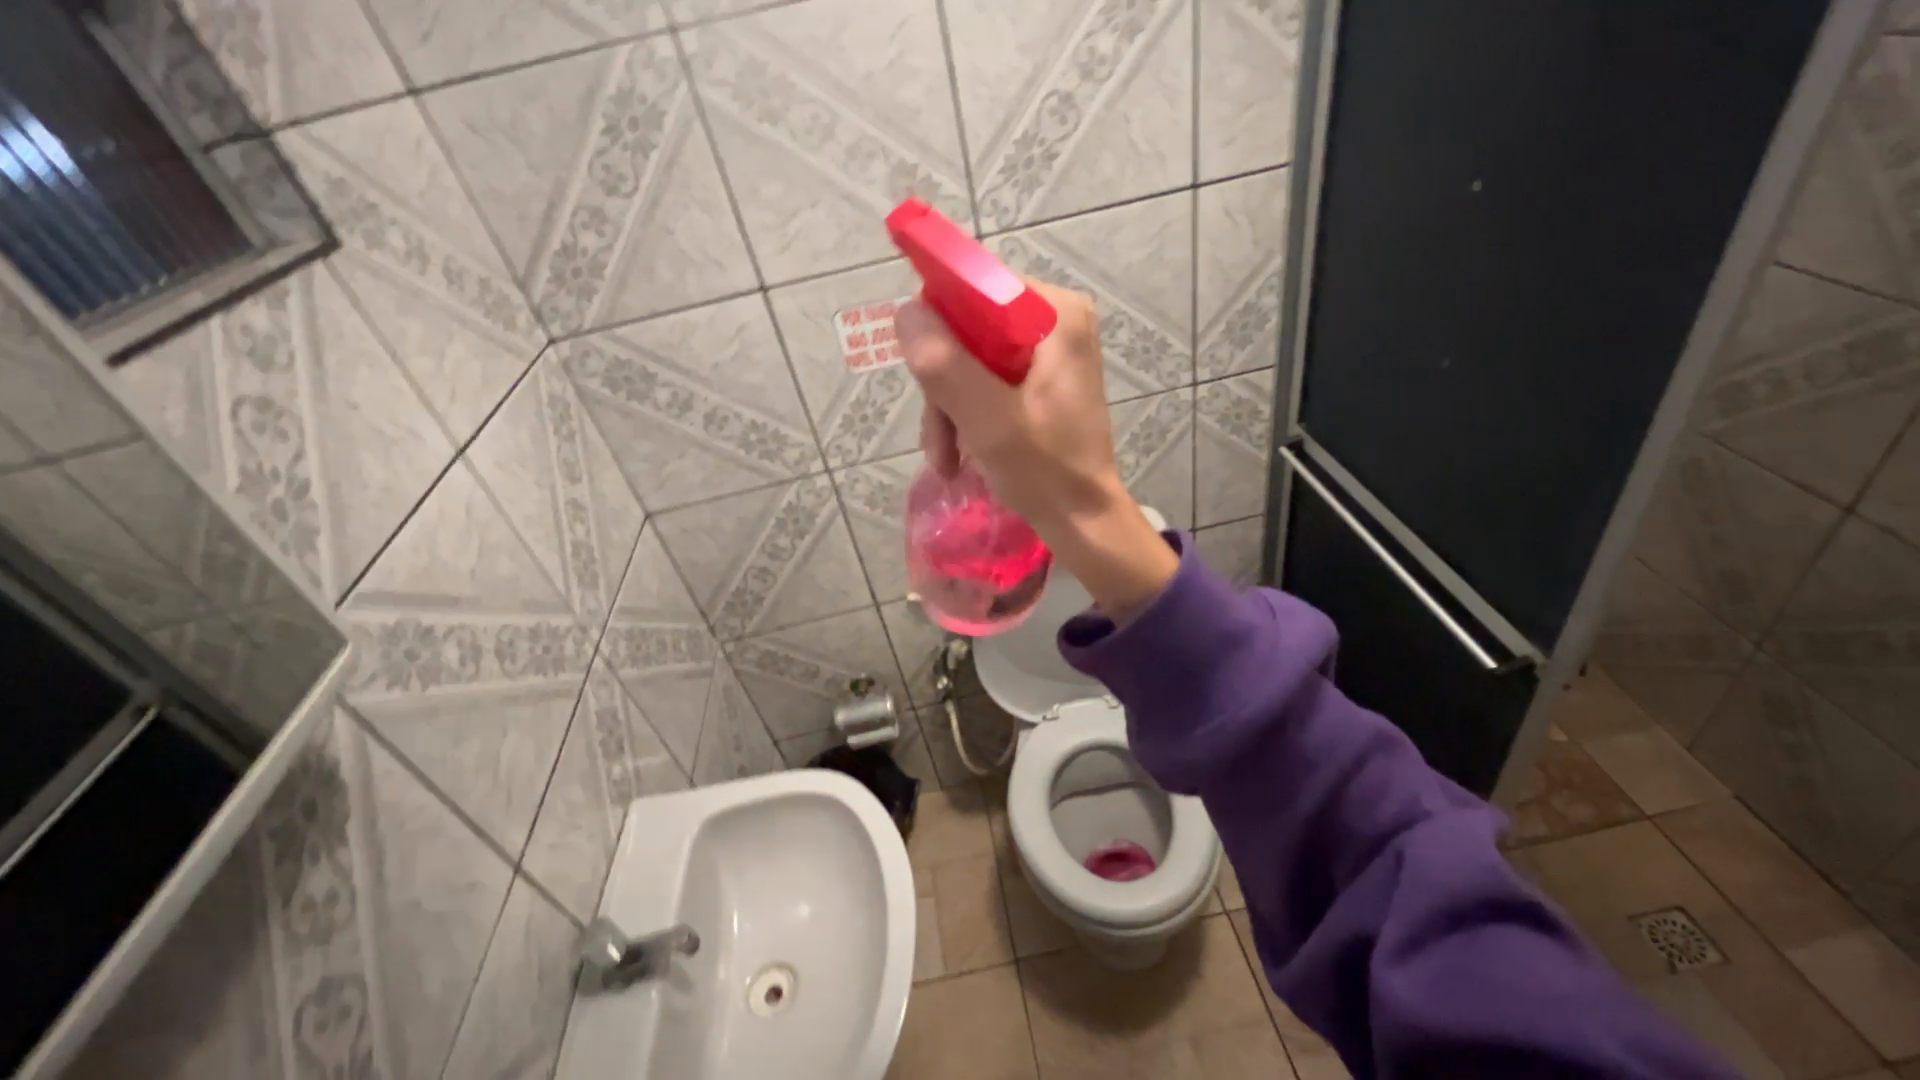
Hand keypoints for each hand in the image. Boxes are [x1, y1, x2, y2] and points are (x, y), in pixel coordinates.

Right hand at [896, 280, 1178, 616]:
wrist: (1083, 521)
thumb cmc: (1045, 471)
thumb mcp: (988, 420)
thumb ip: (946, 365)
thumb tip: (905, 312)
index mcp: (1056, 314)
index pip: (975, 287)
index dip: (938, 326)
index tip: (923, 374)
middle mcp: (1056, 319)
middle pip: (969, 328)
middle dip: (944, 384)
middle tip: (937, 438)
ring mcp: (1050, 350)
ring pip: (971, 358)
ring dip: (949, 408)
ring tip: (945, 458)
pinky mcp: (1041, 378)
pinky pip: (986, 380)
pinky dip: (967, 415)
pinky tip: (958, 455)